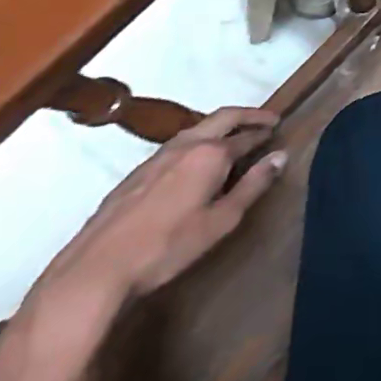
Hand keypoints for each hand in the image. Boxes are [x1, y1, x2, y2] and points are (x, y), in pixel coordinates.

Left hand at [41, 106, 287, 301]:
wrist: (100, 265)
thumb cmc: (169, 245)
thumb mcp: (221, 221)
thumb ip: (253, 185)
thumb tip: (281, 156)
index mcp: (210, 154)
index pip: (246, 135)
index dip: (264, 132)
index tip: (279, 131)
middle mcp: (186, 144)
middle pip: (223, 117)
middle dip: (248, 115)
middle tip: (267, 120)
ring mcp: (159, 154)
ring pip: (198, 127)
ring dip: (223, 126)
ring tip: (237, 137)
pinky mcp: (140, 169)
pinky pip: (180, 142)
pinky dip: (201, 139)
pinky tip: (199, 159)